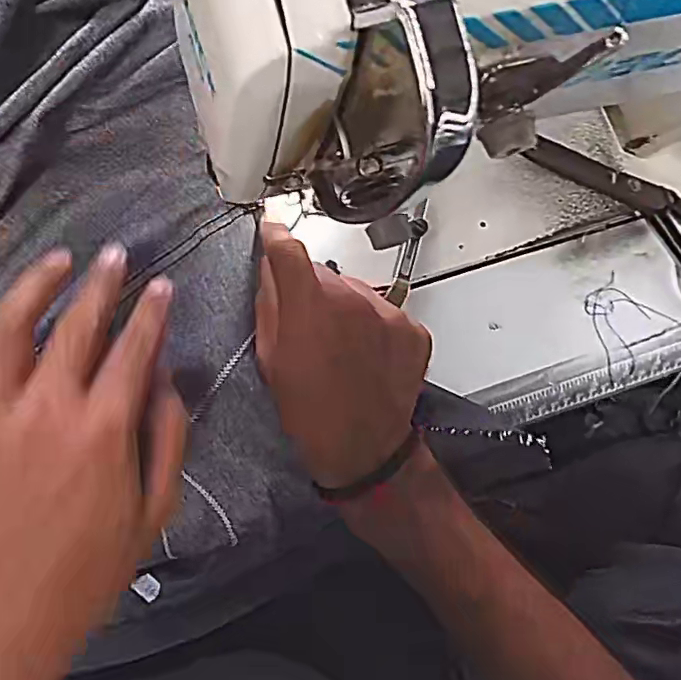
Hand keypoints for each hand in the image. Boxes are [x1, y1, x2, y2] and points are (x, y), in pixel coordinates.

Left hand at [0, 246, 185, 679]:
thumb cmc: (85, 576)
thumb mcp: (152, 516)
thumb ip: (167, 439)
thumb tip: (166, 380)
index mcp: (103, 431)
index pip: (134, 350)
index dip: (151, 313)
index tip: (161, 287)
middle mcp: (47, 408)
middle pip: (79, 325)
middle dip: (103, 284)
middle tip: (117, 256)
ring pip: (14, 327)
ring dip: (39, 286)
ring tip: (60, 260)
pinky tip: (9, 311)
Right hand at [255, 221, 430, 488]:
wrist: (363, 449)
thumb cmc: (312, 413)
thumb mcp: (270, 360)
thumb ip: (269, 307)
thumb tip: (270, 275)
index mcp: (309, 305)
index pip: (288, 248)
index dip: (275, 236)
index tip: (271, 230)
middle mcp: (351, 299)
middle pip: (323, 273)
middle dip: (310, 290)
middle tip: (306, 326)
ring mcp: (386, 313)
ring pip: (354, 291)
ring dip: (344, 307)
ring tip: (339, 347)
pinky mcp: (411, 329)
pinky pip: (383, 311)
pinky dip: (372, 325)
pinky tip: (364, 354)